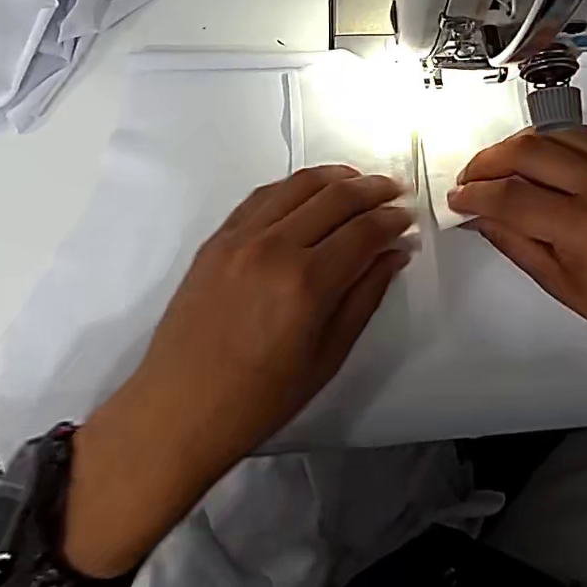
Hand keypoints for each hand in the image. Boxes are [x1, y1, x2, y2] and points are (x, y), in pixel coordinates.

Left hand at [61, 166, 411, 575]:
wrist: (179, 409)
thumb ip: (365, 295)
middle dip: (373, 189)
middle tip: (395, 190)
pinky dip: (294, 186)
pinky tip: (310, 191)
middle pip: (336, 197)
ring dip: (336, 177)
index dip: (392, 219)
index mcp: (307, 283)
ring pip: (299, 185)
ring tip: (359, 181)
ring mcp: (241, 237)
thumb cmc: (261, 398)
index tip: (408, 217)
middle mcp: (275, 247)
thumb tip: (395, 252)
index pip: (364, 230)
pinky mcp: (217, 237)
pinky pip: (262, 195)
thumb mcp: (328, 356)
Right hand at [448, 127, 586, 372]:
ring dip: (515, 146)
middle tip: (470, 179)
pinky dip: (550, 140)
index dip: (475, 195)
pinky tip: (536, 158)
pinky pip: (580, 134)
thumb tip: (478, 214)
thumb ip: (514, 241)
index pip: (511, 196)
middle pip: (527, 151)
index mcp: (586, 228)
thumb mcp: (559, 283)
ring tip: (497, 166)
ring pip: (552, 132)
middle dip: (487, 161)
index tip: (457, 199)